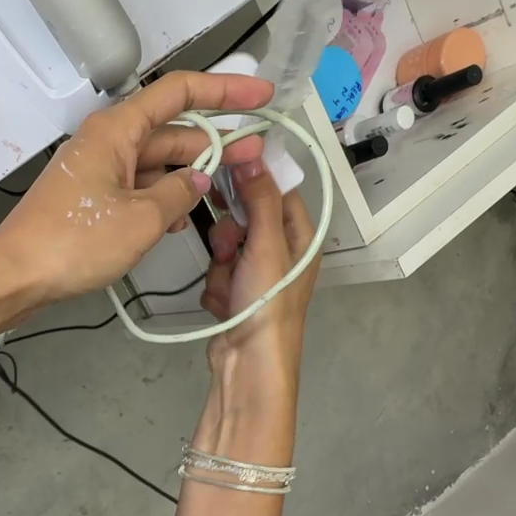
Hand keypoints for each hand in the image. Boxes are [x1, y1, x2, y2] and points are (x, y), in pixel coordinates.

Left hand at [0, 71, 272, 304]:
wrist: (15, 276)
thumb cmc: (75, 241)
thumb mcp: (142, 218)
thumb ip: (180, 192)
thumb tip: (198, 180)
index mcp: (117, 130)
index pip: (179, 92)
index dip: (225, 90)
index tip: (261, 97)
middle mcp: (105, 142)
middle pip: (169, 131)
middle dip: (212, 144)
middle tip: (254, 158)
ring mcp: (93, 172)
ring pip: (152, 164)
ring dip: (186, 178)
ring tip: (221, 196)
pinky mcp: (86, 201)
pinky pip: (132, 189)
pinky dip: (157, 199)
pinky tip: (178, 220)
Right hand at [201, 162, 318, 370]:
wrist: (249, 361)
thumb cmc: (268, 302)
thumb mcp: (266, 244)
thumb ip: (260, 199)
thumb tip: (254, 154)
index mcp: (301, 235)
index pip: (277, 190)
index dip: (251, 182)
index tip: (224, 173)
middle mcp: (281, 251)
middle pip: (244, 220)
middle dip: (228, 237)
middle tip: (228, 251)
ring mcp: (256, 275)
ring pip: (224, 250)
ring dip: (219, 268)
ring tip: (228, 289)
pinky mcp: (235, 295)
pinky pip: (215, 276)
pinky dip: (214, 289)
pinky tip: (223, 305)